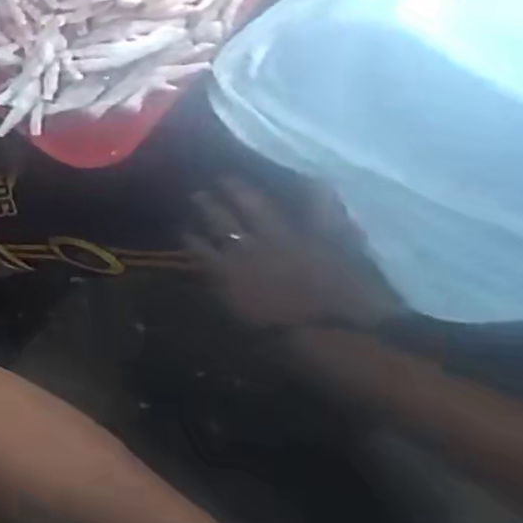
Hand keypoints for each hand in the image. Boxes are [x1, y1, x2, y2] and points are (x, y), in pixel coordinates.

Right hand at [183, 177, 399, 331]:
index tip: (181, 226)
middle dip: (206, 203)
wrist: (340, 340)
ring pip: (254, 204)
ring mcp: (286, 237)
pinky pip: (320, 208)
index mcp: (222, 270)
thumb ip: (222, 298)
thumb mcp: (239, 325)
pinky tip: (312, 179)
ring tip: (228, 179)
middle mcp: (246, 246)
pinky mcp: (325, 237)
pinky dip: (317, 193)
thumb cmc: (284, 344)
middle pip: (218, 217)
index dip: (187, 233)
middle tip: (198, 192)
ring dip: (239, 190)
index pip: (194, 243)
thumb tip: (206, 284)